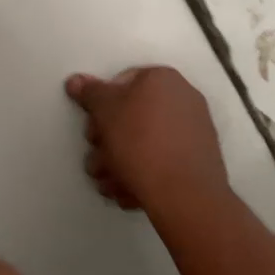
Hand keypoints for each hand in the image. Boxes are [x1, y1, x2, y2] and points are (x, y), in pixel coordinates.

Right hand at [65, 66, 229, 210]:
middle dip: (108, 141)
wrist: (185, 195)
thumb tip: (76, 81)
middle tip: (97, 162)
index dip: (100, 108)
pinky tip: (129, 193)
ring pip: (145, 143)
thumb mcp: (105, 112)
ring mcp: (194, 131)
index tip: (94, 132)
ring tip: (109, 185)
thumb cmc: (140, 143)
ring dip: (120, 163)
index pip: (121, 84)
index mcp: (163, 79)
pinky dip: (144, 174)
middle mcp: (183, 98)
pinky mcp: (198, 162)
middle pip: (132, 115)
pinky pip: (163, 161)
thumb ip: (90, 93)